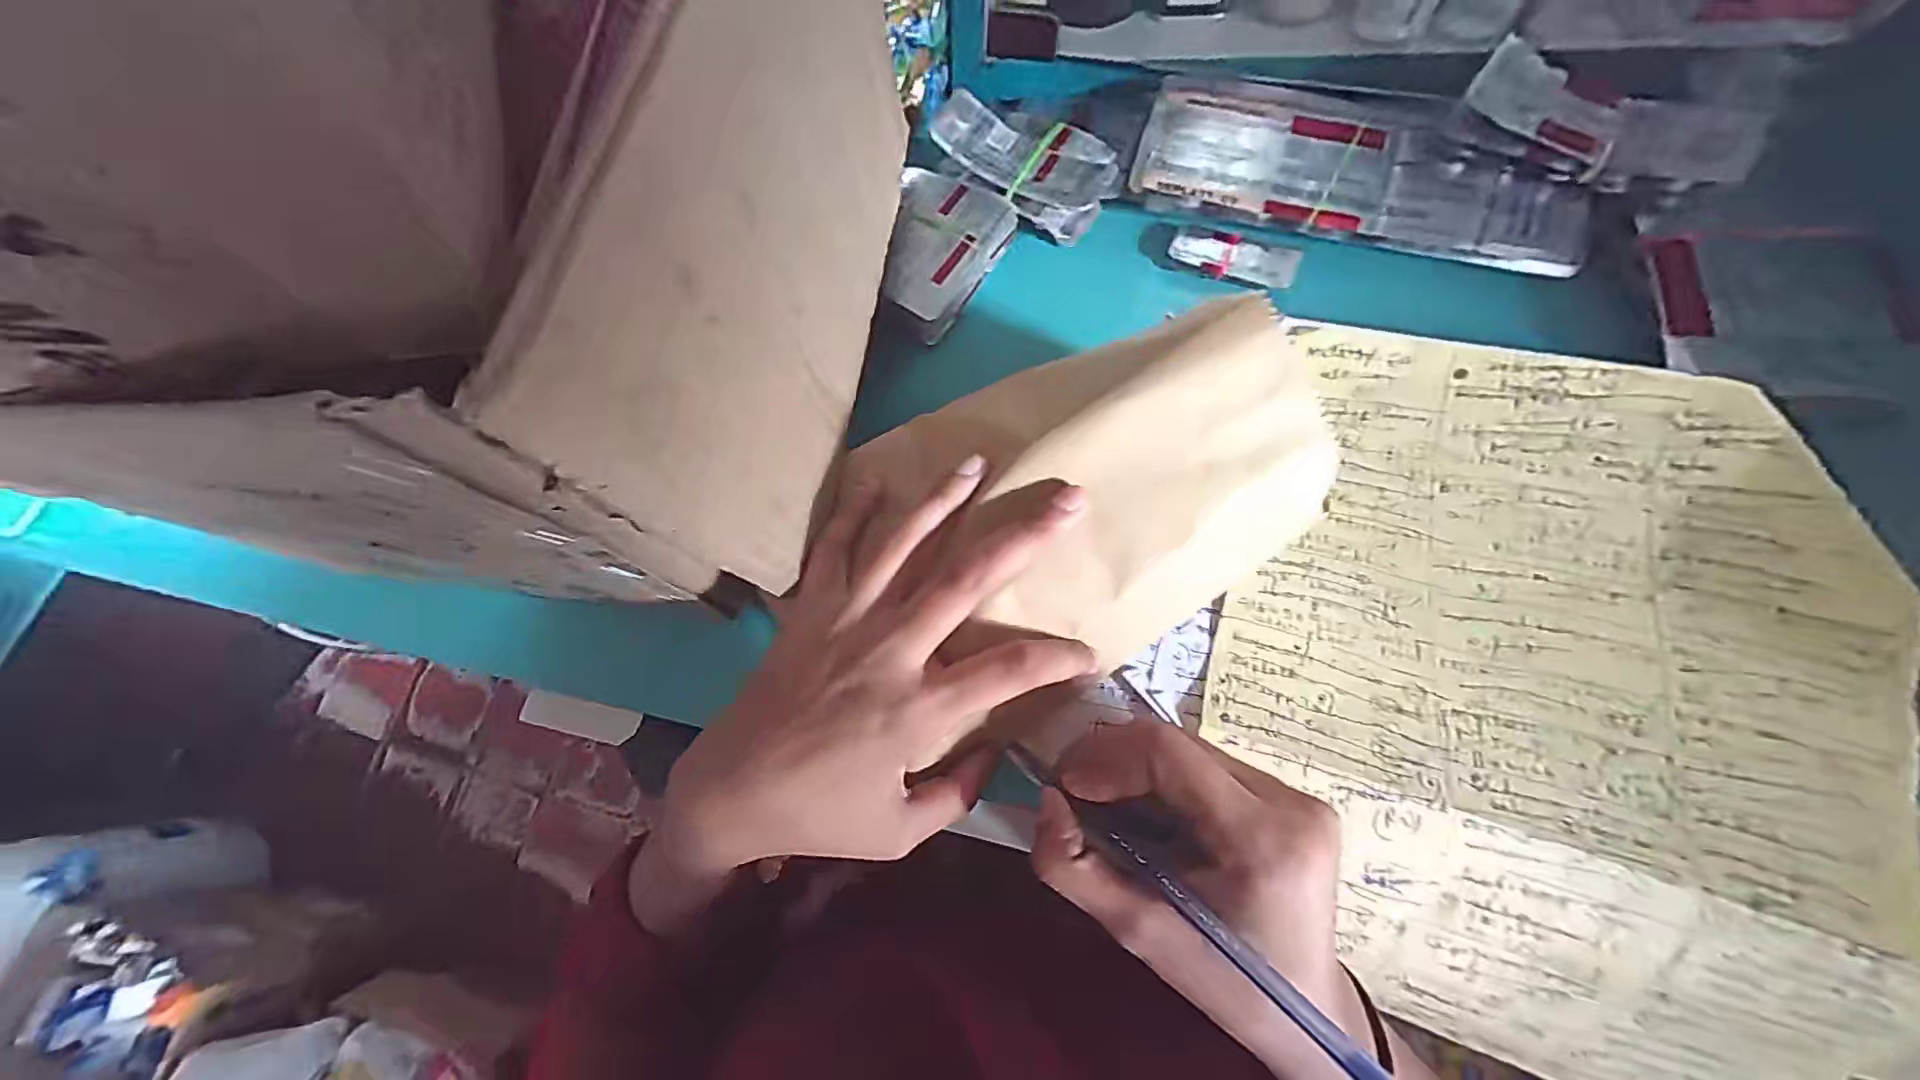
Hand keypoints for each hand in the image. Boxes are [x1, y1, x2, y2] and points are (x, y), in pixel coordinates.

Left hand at [632, 456, 1097, 934]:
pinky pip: (833, 549)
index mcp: (918, 710)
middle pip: (966, 580)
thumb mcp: (898, 832)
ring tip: (976, 463)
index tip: (1088, 652)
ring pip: (902, 546)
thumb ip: (955, 796)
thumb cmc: (817, 815)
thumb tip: (991, 754)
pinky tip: (876, 481)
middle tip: (1065, 501)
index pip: (1010, 670)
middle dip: (1023, 536)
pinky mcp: (809, 611)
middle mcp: (889, 651)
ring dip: (943, 501)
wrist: (728, 792)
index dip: (1058, 658)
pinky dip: (853, 513)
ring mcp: (846, 622)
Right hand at [1032, 721, 1380, 1078]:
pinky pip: (1207, 764)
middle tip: (1075, 790)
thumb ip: (1074, 869)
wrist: (1307, 1015)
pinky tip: (1152, 812)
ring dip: (1137, 767)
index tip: (1066, 784)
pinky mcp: (1293, 796)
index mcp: (1262, 838)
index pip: (1169, 751)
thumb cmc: (1224, 982)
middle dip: (1114, 759)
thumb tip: (1047, 800)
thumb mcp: (1138, 933)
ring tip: (1109, 803)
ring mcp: (1297, 795)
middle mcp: (1290, 801)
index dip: (1105, 755)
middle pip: (1177, 743)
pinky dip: (1165, 778)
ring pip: (1190, 748)